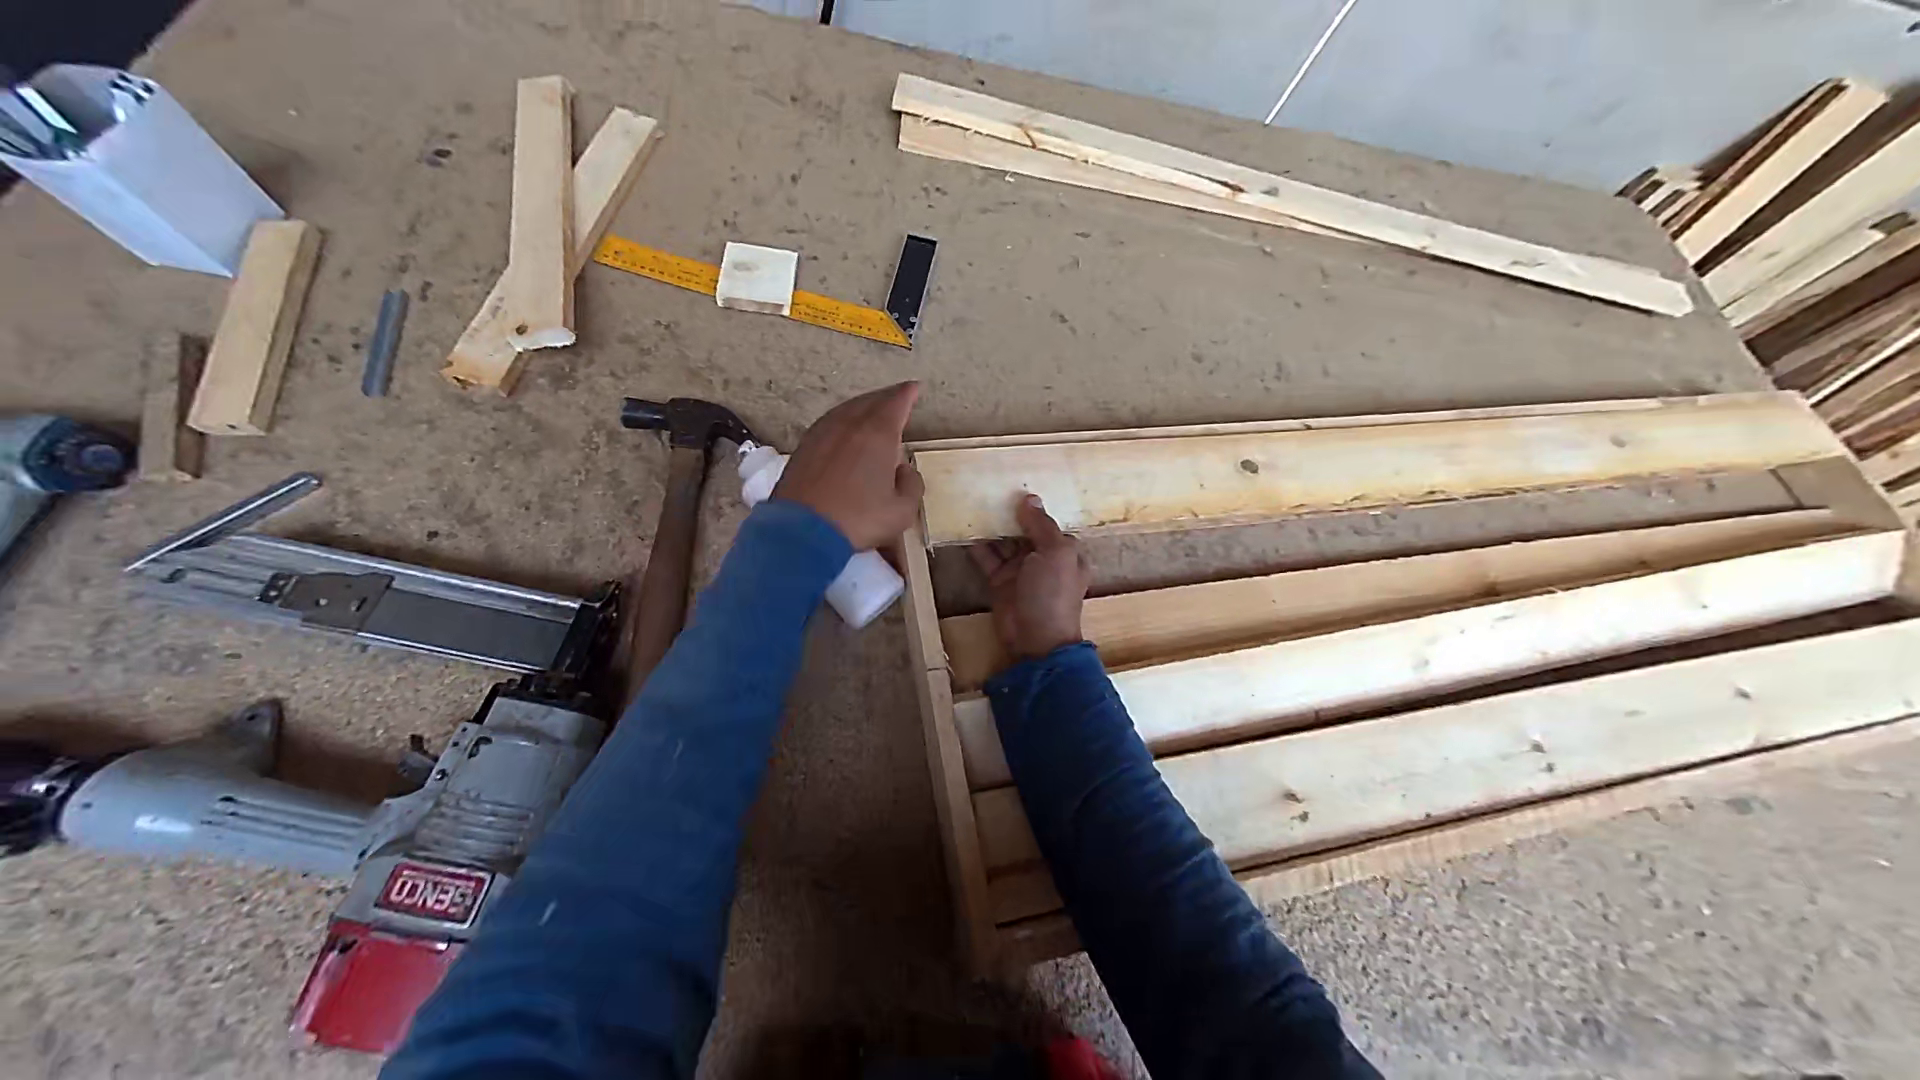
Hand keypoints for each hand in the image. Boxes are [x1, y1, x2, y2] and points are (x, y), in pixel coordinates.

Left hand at [775, 381, 925, 549]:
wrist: (801, 531)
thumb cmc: (857, 519)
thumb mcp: (901, 511)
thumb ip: (912, 485)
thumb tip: (903, 470)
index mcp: (877, 434)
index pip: (896, 402)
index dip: (907, 393)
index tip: (914, 387)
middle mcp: (849, 425)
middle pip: (870, 401)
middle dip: (886, 396)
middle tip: (897, 395)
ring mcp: (822, 433)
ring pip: (847, 409)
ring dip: (863, 405)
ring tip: (873, 409)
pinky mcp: (803, 447)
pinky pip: (829, 422)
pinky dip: (843, 419)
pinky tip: (844, 429)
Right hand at [968, 495, 1091, 660]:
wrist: (1036, 639)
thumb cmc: (1053, 593)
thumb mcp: (1056, 553)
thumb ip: (1042, 525)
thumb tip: (1030, 499)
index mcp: (1064, 552)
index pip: (1048, 524)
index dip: (1034, 510)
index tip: (1015, 488)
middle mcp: (1042, 559)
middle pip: (1024, 531)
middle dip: (1009, 515)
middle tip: (989, 490)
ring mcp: (1020, 571)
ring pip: (1004, 542)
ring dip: (992, 527)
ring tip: (975, 503)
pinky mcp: (999, 582)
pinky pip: (987, 559)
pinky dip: (978, 546)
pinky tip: (966, 529)